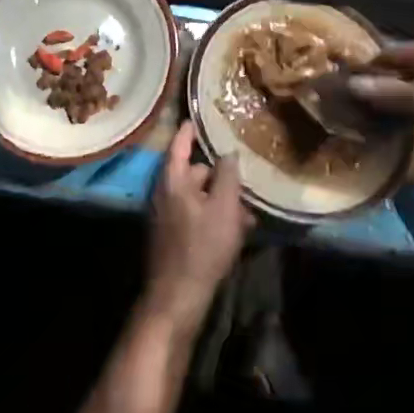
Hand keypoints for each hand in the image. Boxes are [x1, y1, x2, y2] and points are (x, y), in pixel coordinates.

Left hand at [144, 122, 251, 326]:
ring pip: (199, 196)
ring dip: (223, 200)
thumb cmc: (202, 247)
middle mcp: (164, 191)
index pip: (179, 142)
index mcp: (172, 179)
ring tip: (249, 212)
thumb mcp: (224, 208)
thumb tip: (228, 152)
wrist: (177, 296)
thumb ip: (228, 176)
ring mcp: (166, 214)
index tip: (201, 115)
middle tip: (245, 178)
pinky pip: (196, 215)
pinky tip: (238, 231)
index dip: (190, 128)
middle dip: (220, 175)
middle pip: (193, 171)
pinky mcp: (173, 234)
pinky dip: (215, 217)